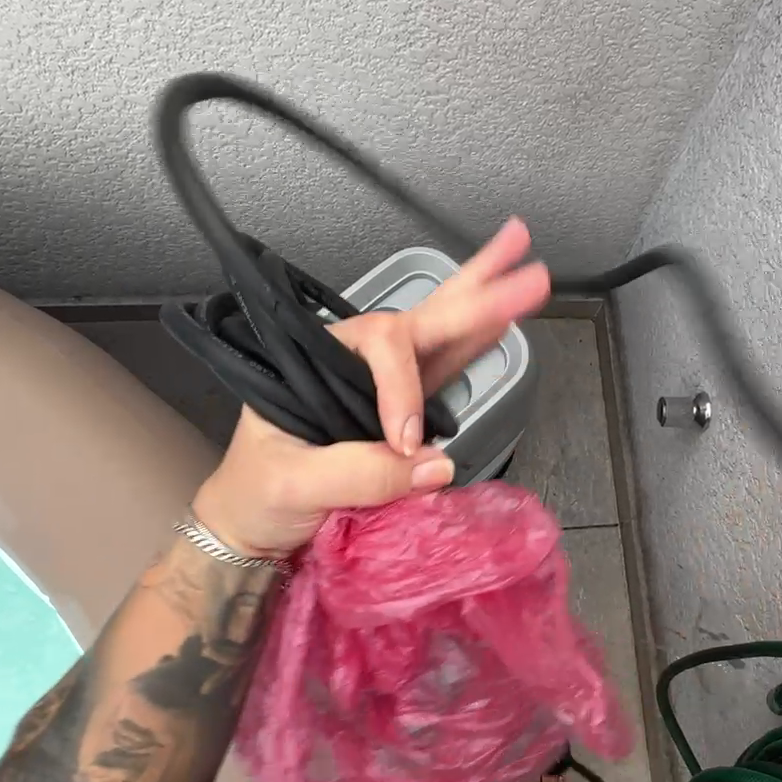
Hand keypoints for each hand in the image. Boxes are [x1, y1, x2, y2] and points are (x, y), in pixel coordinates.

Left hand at [191, 218, 549, 557]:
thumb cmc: (258, 497)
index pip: (381, 351)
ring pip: (438, 338)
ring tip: (525, 274)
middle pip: (419, 320)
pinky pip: (443, 376)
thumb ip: (362, 473)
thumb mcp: (295, 484)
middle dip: (472, 291)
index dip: (403, 389)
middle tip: (519, 252)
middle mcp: (354, 365)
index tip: (406, 442)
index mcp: (318, 362)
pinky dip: (474, 350)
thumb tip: (438, 464)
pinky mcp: (401, 415)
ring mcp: (381, 388)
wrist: (257, 529)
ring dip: (482, 305)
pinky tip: (501, 327)